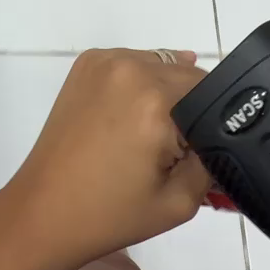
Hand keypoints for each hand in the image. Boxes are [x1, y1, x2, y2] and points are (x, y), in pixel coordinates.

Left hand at [0, 48, 209, 269]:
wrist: (48, 206)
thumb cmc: (111, 209)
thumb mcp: (180, 200)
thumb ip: (211, 162)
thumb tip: (221, 136)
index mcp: (155, 100)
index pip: (209, 90)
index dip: (218, 116)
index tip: (209, 142)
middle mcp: (131, 68)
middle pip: (184, 73)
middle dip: (190, 104)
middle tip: (180, 144)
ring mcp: (105, 60)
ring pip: (158, 63)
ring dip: (165, 88)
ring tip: (152, 130)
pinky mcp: (86, 61)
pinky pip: (131, 61)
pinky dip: (139, 81)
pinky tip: (134, 112)